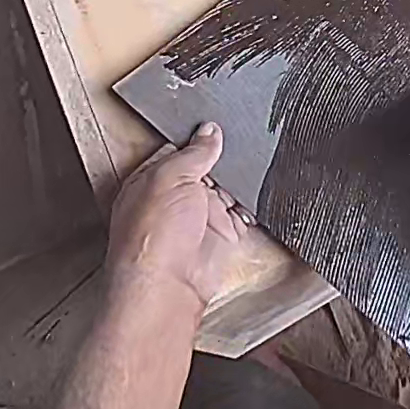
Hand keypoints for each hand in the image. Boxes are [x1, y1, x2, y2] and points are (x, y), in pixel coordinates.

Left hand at [105, 123, 247, 316]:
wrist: (169, 285)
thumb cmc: (152, 235)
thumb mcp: (171, 177)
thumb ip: (194, 153)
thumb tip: (210, 132)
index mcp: (154, 179)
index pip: (180, 150)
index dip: (198, 139)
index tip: (218, 123)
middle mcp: (175, 198)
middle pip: (207, 169)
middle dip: (223, 160)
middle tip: (242, 142)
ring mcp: (199, 217)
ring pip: (227, 189)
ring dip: (239, 182)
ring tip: (254, 163)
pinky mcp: (221, 235)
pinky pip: (241, 214)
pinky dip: (251, 207)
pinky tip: (258, 192)